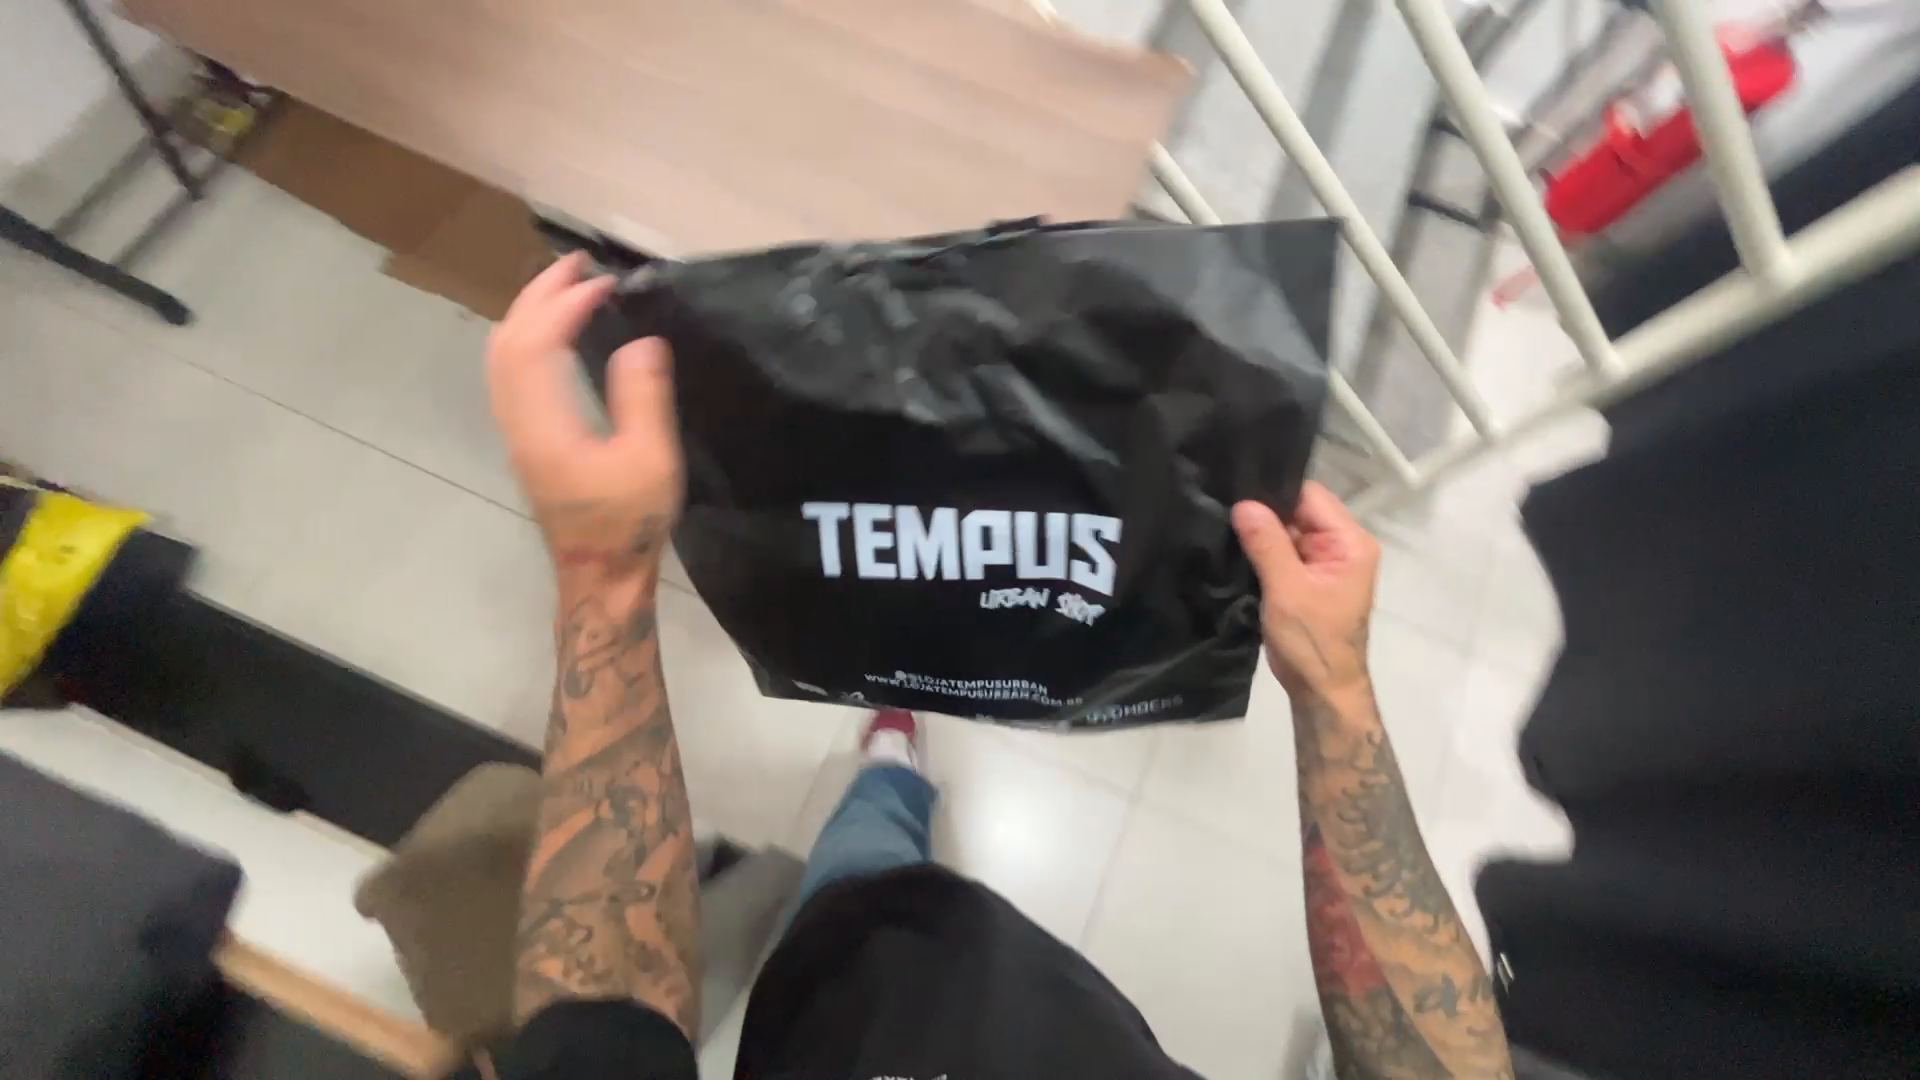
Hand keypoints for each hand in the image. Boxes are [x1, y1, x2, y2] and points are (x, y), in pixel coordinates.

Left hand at [487, 253, 682, 575]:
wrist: (600, 572)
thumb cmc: (629, 522)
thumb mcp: (651, 462)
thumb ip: (644, 399)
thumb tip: (643, 342)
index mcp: (545, 424)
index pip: (538, 343)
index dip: (566, 304)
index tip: (604, 283)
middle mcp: (518, 421)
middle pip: (507, 341)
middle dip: (539, 295)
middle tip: (578, 265)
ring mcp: (517, 432)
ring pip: (502, 356)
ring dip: (529, 313)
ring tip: (566, 289)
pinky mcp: (526, 440)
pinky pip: (510, 373)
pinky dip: (528, 338)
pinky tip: (554, 336)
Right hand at [1231, 482, 1379, 698]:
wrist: (1320, 689)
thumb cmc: (1312, 640)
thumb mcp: (1287, 589)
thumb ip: (1267, 543)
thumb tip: (1244, 504)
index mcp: (1350, 543)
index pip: (1311, 497)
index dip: (1275, 493)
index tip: (1237, 493)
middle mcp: (1342, 546)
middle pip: (1298, 511)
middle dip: (1264, 512)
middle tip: (1224, 510)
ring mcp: (1324, 563)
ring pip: (1286, 531)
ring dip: (1260, 533)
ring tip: (1225, 527)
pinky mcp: (1306, 578)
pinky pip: (1282, 551)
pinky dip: (1261, 551)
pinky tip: (1236, 549)